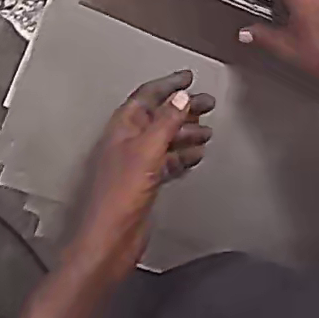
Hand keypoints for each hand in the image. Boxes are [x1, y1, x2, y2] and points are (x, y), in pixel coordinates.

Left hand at [71, 70, 214, 274]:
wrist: (110, 240)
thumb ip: (166, 121)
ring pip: (166, 138)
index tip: (188, 77)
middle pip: (161, 115)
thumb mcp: (147, 150)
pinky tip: (197, 154)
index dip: (169, 84)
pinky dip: (183, 155)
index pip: (148, 95)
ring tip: (208, 130)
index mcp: (124, 127)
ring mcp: (137, 162)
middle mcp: (129, 140)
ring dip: (187, 132)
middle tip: (208, 102)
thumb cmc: (121, 194)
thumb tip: (182, 96)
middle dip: (185, 108)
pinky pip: (168, 160)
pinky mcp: (145, 182)